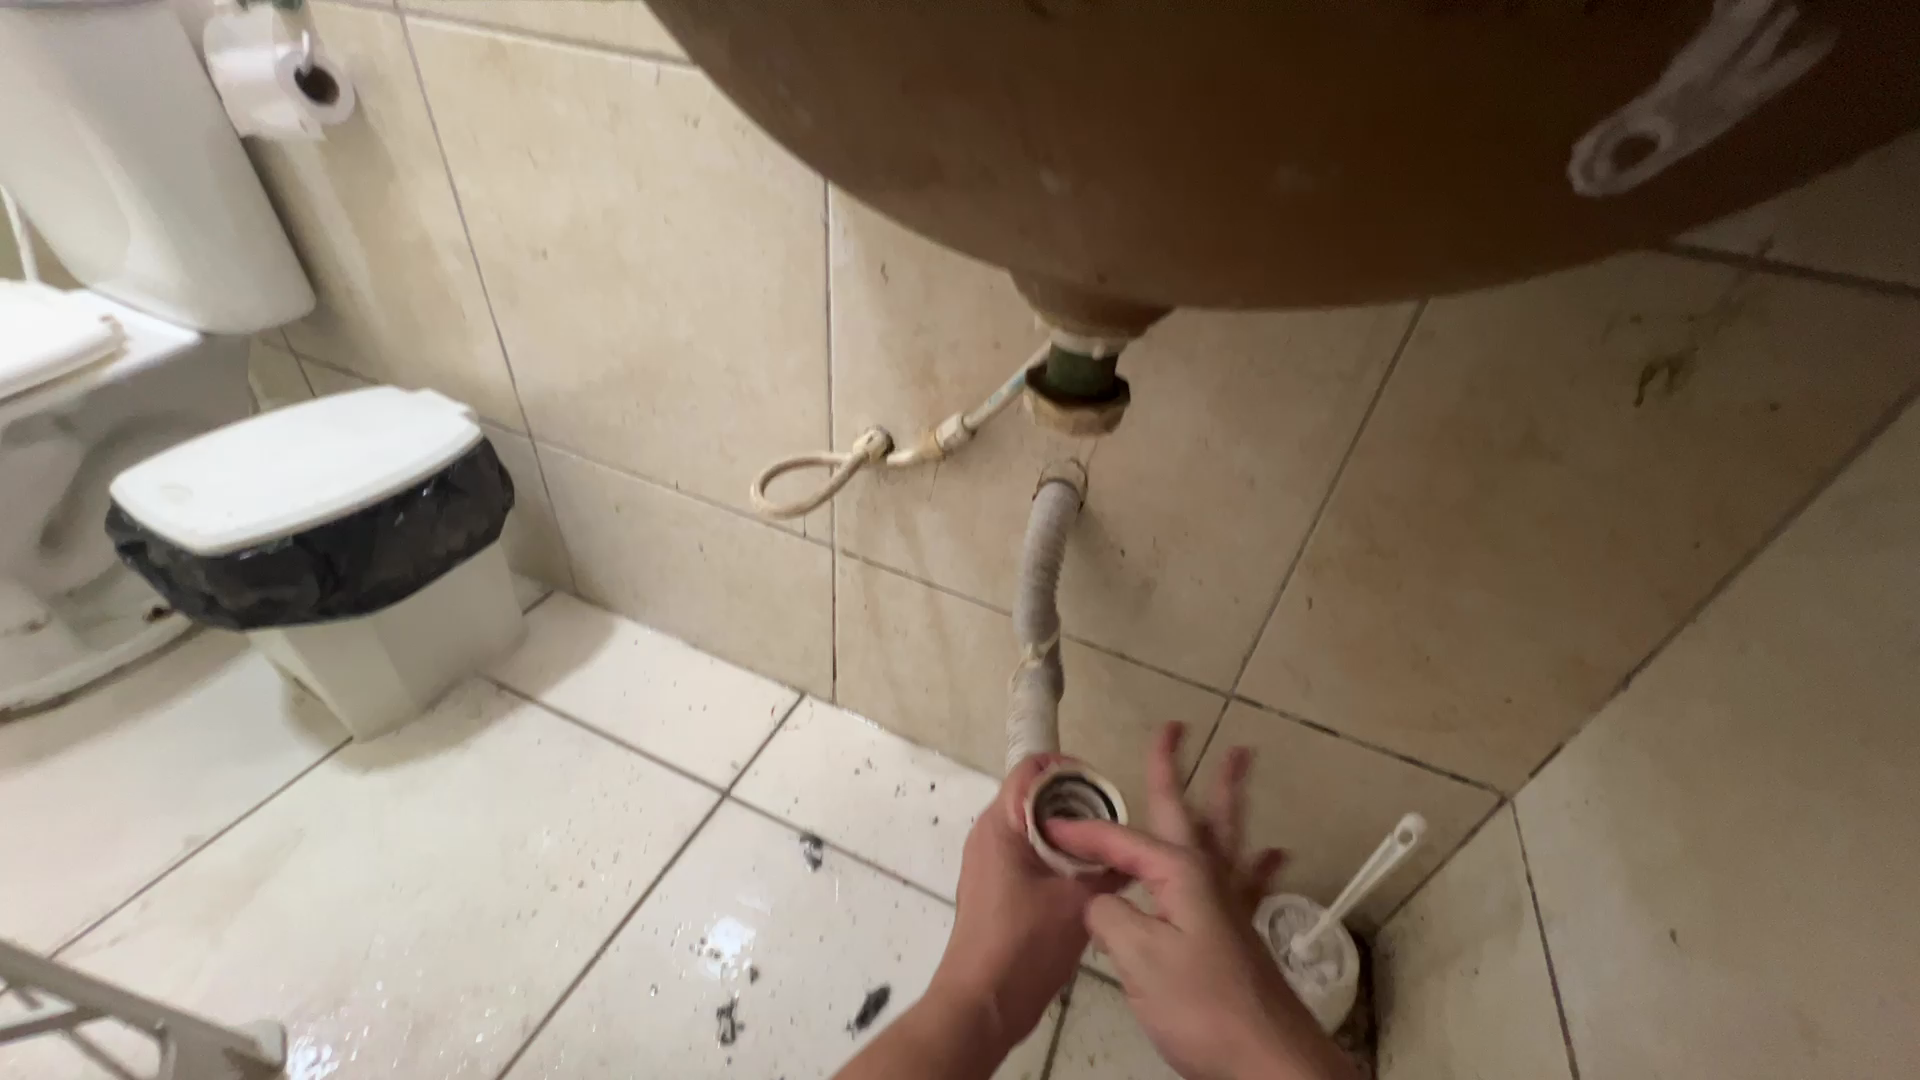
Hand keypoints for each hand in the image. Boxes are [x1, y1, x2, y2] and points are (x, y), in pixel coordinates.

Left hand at [929, 753, 1124, 1051]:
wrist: (981, 1002)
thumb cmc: (1025, 945)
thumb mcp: (1078, 902)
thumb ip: (1105, 867)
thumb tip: (1130, 851)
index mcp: (1002, 823)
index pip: (1033, 768)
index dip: (1069, 769)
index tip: (1103, 789)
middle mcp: (988, 831)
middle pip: (1032, 794)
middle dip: (1073, 801)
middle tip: (1111, 822)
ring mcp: (985, 858)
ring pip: (1029, 824)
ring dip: (1064, 830)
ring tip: (1101, 849)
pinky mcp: (990, 881)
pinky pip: (1023, 850)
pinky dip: (1051, 852)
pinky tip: (1080, 877)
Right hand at [1047, 723, 1355, 1079]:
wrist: (1268, 1061)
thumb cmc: (1201, 1003)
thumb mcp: (1138, 957)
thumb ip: (1108, 917)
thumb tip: (1097, 902)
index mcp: (1178, 872)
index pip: (1119, 839)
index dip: (1081, 832)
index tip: (1047, 829)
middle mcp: (1206, 874)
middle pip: (1184, 808)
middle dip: (1171, 767)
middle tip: (1175, 726)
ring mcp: (1227, 900)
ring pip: (1224, 831)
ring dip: (1227, 793)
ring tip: (1239, 756)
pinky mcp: (1238, 929)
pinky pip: (1249, 880)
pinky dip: (1260, 861)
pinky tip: (1274, 850)